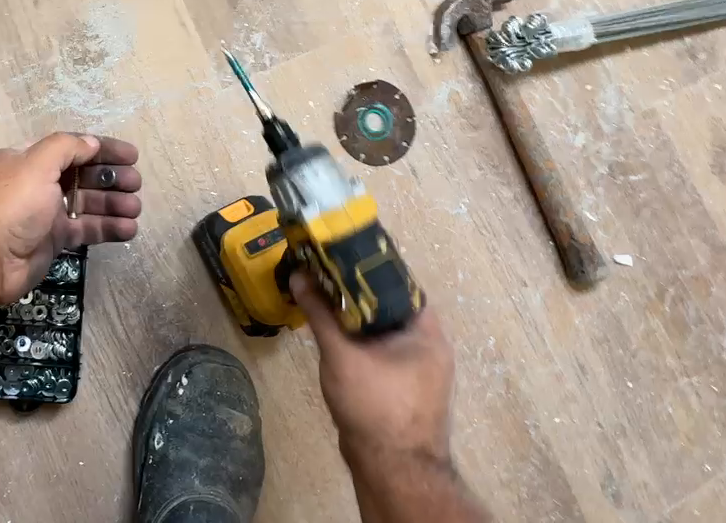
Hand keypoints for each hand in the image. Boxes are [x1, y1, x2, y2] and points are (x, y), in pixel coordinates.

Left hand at [0, 133, 141, 303]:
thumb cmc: (12, 204)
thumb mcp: (36, 163)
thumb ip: (66, 147)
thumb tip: (91, 143)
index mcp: (28, 159)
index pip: (71, 148)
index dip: (101, 149)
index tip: (131, 155)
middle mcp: (36, 183)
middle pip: (81, 175)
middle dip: (110, 177)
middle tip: (136, 183)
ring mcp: (45, 213)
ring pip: (85, 203)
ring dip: (112, 204)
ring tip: (136, 207)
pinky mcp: (52, 240)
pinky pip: (84, 229)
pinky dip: (106, 228)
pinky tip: (128, 229)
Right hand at [291, 272, 455, 472]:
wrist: (392, 472)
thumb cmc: (375, 407)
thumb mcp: (341, 353)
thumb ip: (320, 312)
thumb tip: (298, 275)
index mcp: (426, 332)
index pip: (397, 281)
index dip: (366, 264)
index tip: (334, 253)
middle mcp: (427, 345)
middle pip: (386, 302)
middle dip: (352, 288)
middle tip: (320, 272)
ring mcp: (416, 368)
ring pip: (380, 326)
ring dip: (351, 314)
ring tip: (319, 295)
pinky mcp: (401, 385)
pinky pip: (377, 346)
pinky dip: (355, 336)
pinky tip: (329, 331)